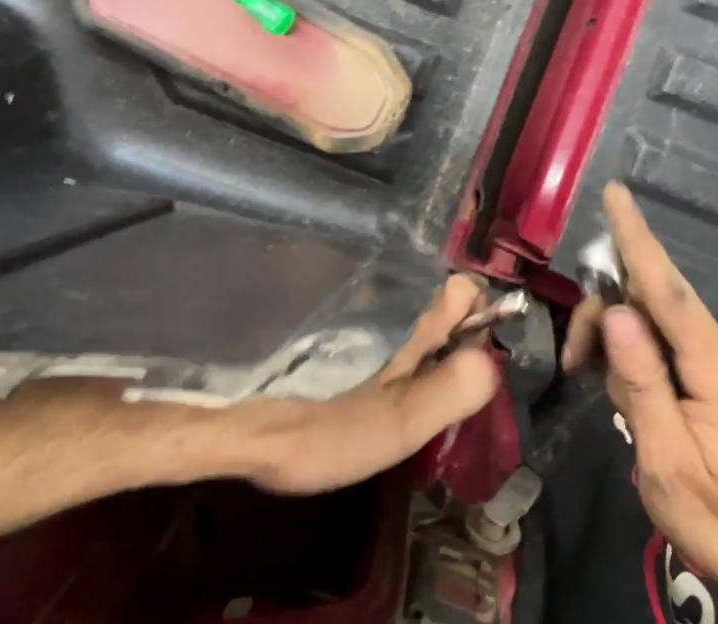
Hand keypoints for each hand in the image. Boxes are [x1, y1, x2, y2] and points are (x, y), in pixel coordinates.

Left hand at [223, 275, 500, 494]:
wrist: (227, 416)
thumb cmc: (316, 427)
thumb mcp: (393, 426)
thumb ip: (449, 392)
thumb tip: (489, 361)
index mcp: (409, 318)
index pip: (466, 290)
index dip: (475, 322)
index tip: (460, 366)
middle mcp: (383, 297)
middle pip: (434, 299)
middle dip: (443, 339)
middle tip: (416, 392)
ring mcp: (348, 303)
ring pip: (399, 307)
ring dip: (405, 340)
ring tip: (379, 390)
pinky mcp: (320, 315)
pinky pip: (365, 315)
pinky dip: (370, 338)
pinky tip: (348, 378)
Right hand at [563, 184, 717, 622]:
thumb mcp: (667, 458)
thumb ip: (641, 383)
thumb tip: (616, 314)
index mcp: (715, 364)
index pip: (667, 287)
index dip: (637, 237)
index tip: (616, 192)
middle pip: (652, 302)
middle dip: (605, 316)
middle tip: (574, 367)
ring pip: (655, 324)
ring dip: (616, 344)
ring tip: (597, 389)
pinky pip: (667, 348)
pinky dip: (635, 359)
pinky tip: (624, 392)